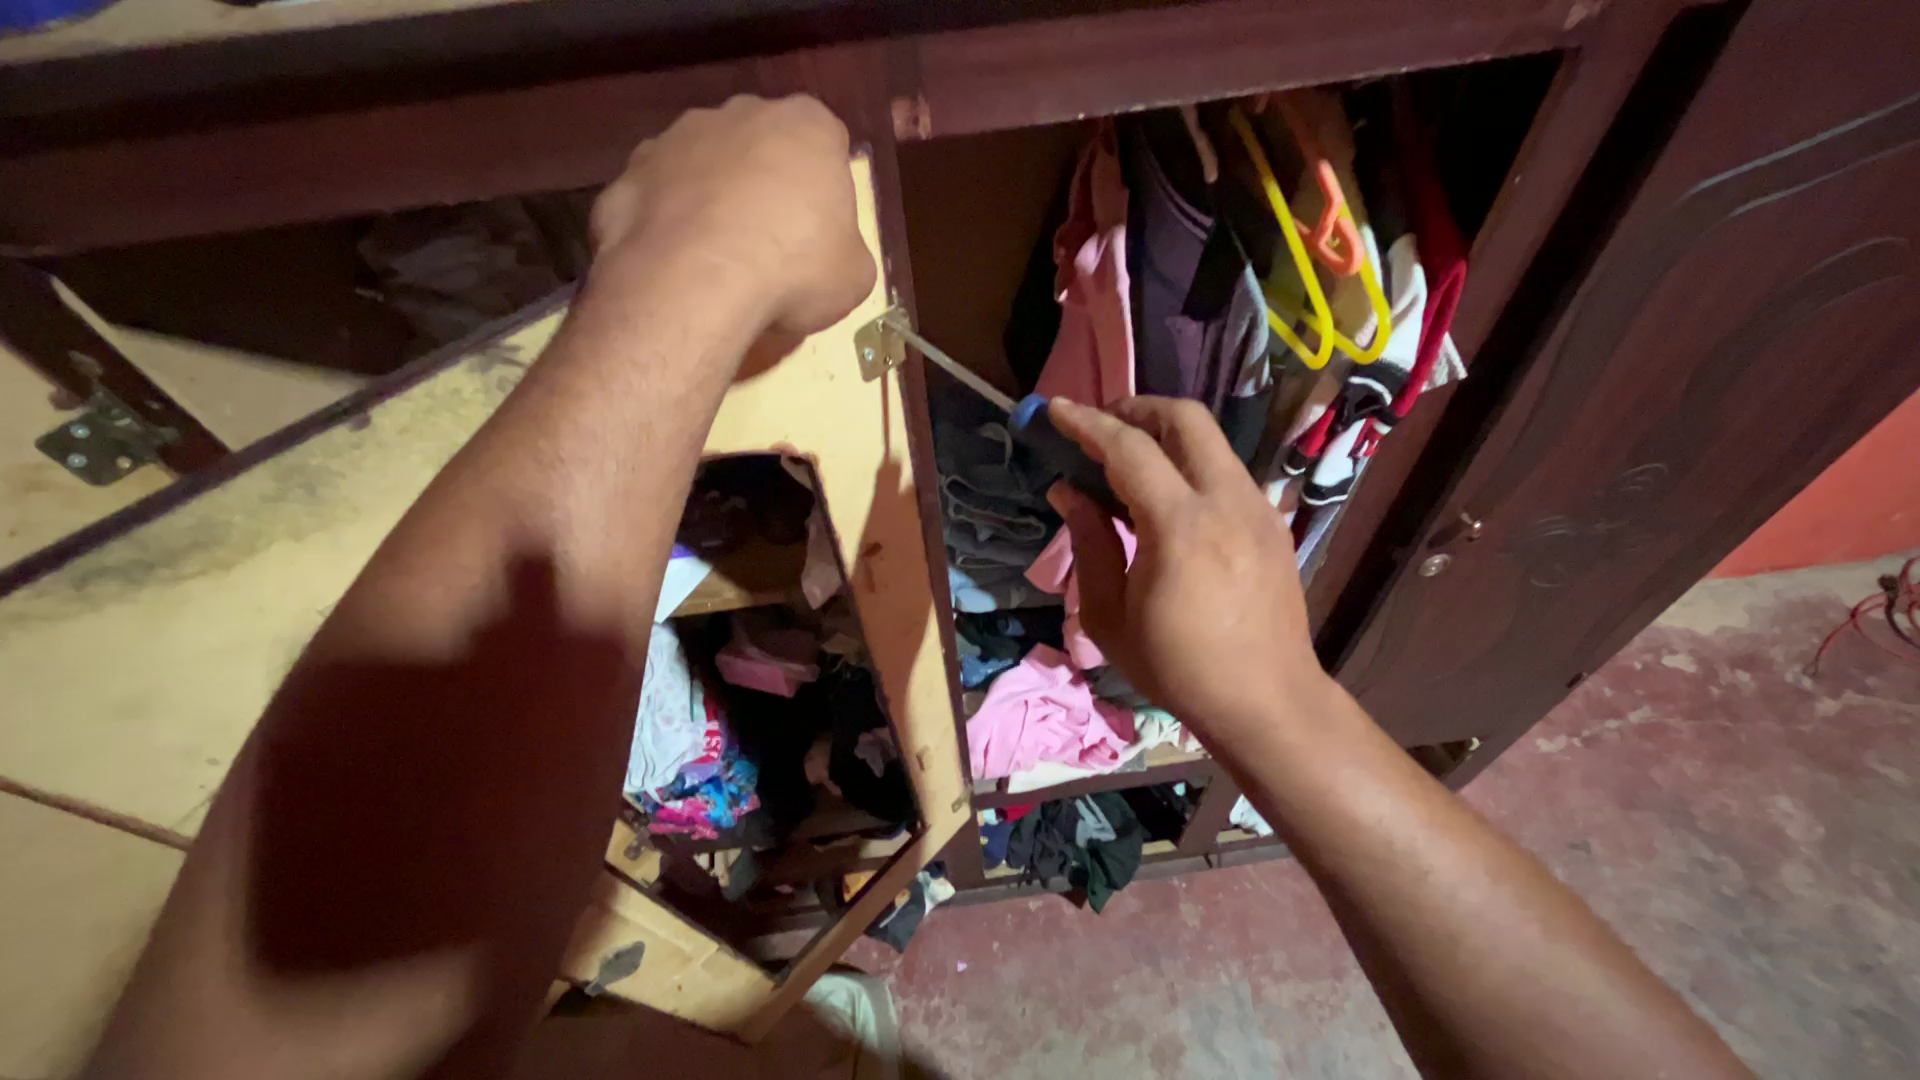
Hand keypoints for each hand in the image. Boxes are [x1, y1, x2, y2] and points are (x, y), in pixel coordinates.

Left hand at [589, 94, 877, 337]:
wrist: (696, 283)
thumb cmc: (794, 270)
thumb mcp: (854, 276)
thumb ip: (845, 250)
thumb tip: (831, 255)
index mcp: (808, 126)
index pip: (827, 143)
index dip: (825, 188)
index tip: (821, 229)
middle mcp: (740, 114)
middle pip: (761, 147)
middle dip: (766, 186)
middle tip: (773, 246)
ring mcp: (676, 137)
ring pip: (704, 167)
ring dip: (713, 202)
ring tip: (719, 264)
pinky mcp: (629, 173)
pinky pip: (659, 201)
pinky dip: (668, 227)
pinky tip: (679, 269)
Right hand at [1047, 396, 1335, 743]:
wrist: (1266, 701)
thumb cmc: (1177, 667)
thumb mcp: (1109, 615)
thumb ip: (1089, 543)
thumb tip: (1067, 492)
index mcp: (1180, 526)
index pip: (1129, 449)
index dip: (1087, 423)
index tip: (1056, 410)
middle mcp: (1227, 502)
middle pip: (1186, 418)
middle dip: (1137, 409)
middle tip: (1101, 427)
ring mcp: (1258, 508)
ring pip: (1211, 442)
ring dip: (1166, 435)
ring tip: (1129, 463)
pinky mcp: (1272, 523)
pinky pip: (1225, 472)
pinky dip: (1190, 465)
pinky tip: (1168, 499)